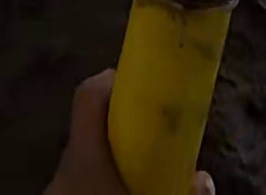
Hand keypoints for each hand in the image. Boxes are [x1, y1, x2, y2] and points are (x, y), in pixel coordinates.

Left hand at [45, 70, 214, 194]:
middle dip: (122, 134)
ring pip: (83, 165)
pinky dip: (98, 188)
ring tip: (141, 182)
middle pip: (90, 131)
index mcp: (83, 160)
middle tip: (155, 147)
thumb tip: (204, 180)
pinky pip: (77, 189)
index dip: (114, 82)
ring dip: (111, 167)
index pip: (88, 95)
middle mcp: (61, 174)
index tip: (143, 89)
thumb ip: (183, 193)